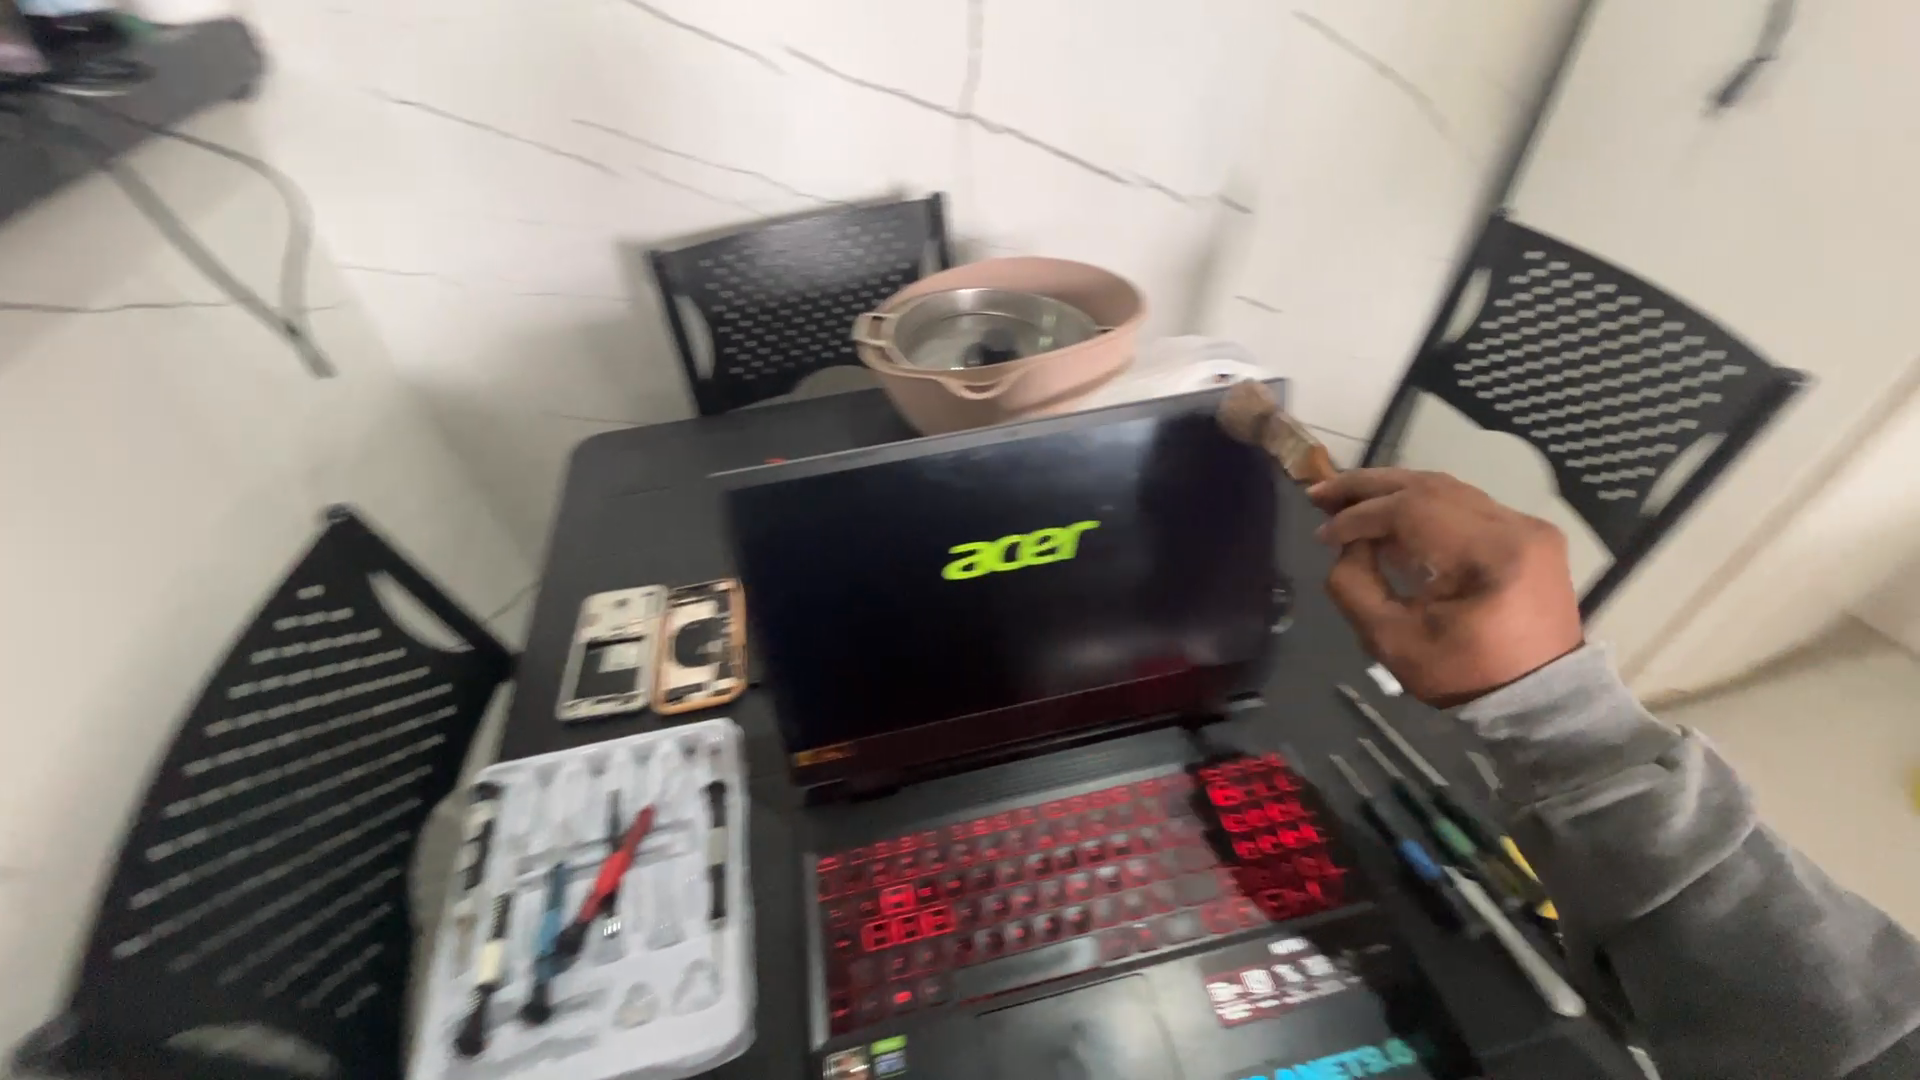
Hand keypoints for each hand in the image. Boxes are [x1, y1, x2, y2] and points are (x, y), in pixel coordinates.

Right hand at [1308, 468, 1583, 706]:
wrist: (1540, 699)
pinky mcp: (1527, 535)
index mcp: (1490, 553)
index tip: (1321, 534)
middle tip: (1320, 492)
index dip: (1358, 515)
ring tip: (1345, 498)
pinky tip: (1387, 516)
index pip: (1411, 509)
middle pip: (1429, 486)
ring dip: (1391, 491)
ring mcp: (1528, 526)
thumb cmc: (1462, 673)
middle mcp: (1517, 526)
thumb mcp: (1389, 638)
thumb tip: (1349, 544)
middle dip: (1367, 487)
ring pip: (1446, 489)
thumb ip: (1354, 583)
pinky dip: (1418, 504)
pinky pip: (1462, 505)